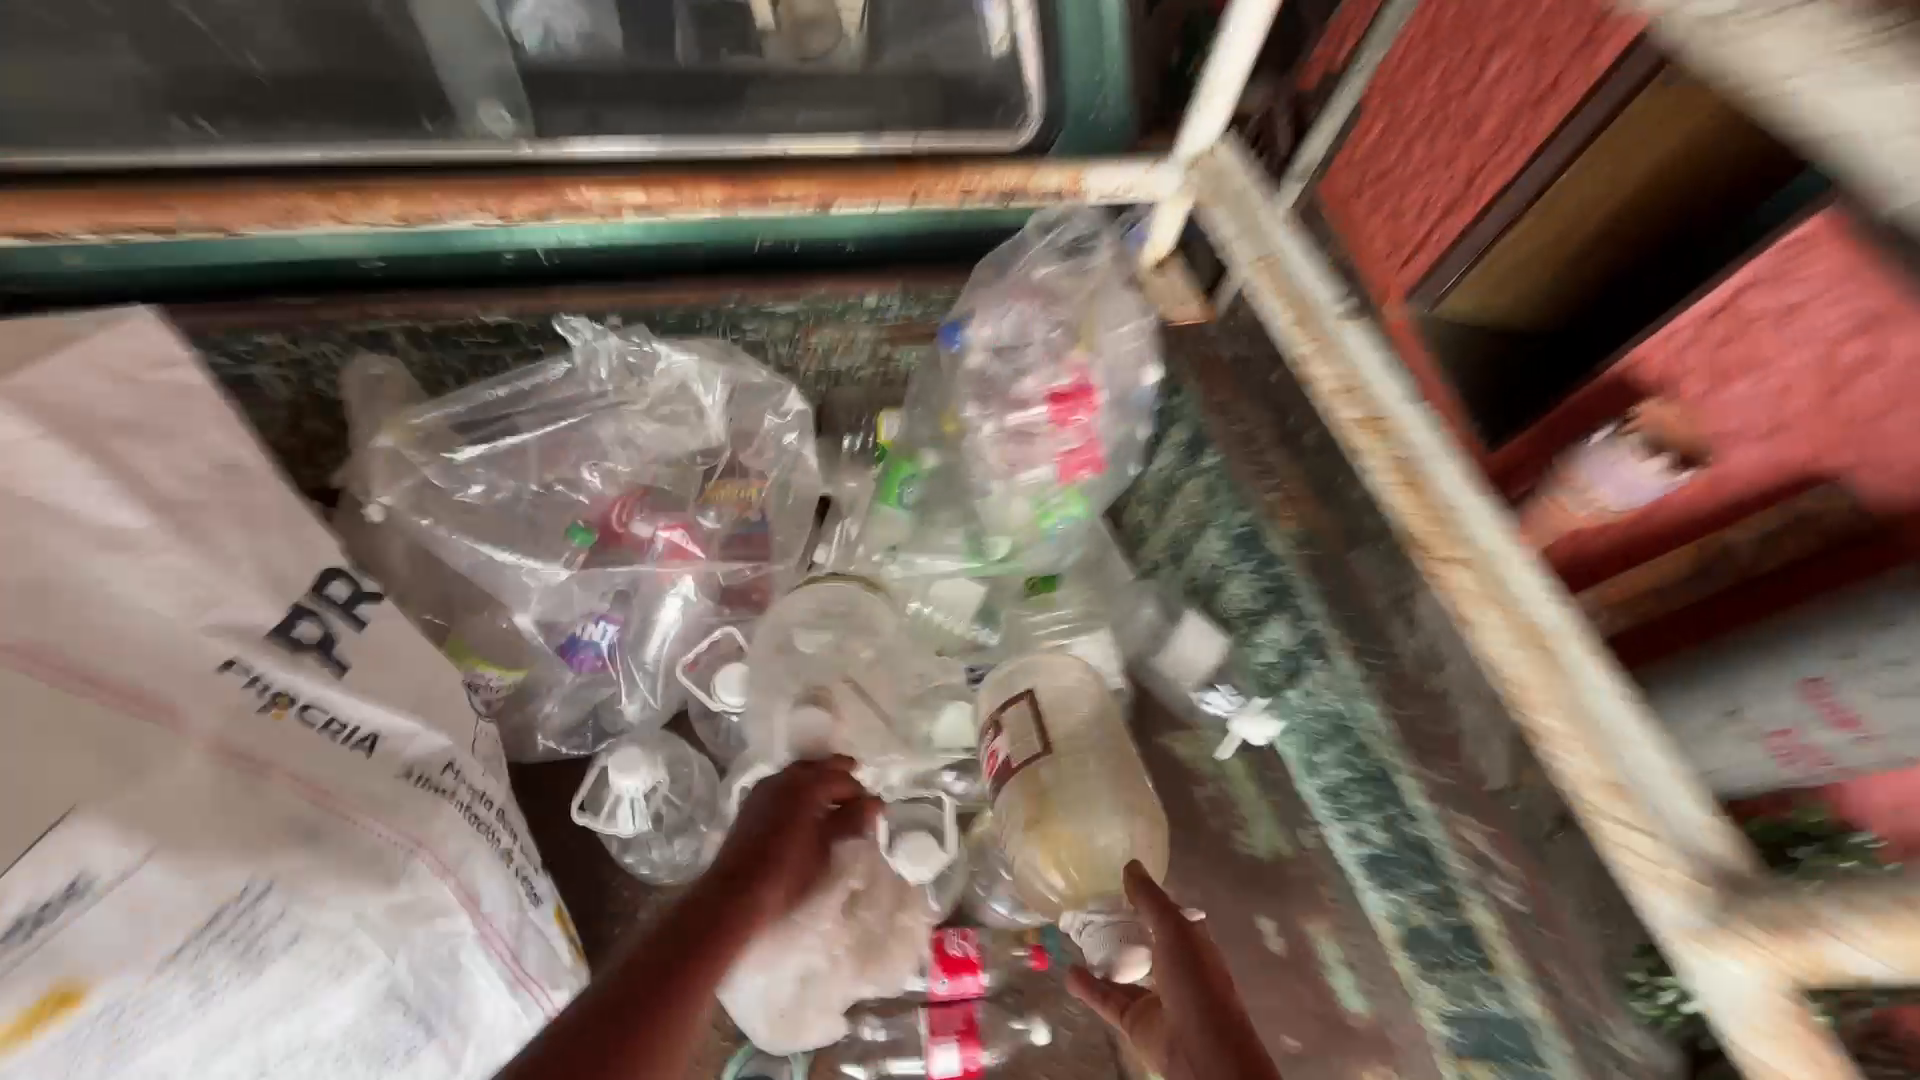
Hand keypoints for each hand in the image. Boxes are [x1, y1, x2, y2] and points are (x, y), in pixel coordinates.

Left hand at [702, 756, 879, 928]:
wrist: (735, 894)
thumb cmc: (787, 874)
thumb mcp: (825, 848)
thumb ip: (850, 820)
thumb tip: (875, 803)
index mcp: (808, 786)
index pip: (844, 780)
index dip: (861, 794)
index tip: (873, 811)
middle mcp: (786, 778)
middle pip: (821, 766)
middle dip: (841, 776)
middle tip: (858, 794)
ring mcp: (766, 787)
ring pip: (800, 771)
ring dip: (819, 779)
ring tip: (834, 800)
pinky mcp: (753, 801)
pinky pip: (783, 782)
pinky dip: (800, 787)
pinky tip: (805, 807)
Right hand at [1067, 862, 1283, 1079]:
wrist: (1204, 1052)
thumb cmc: (1196, 982)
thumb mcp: (1175, 930)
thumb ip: (1150, 900)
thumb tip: (1130, 865)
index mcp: (1190, 943)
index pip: (1166, 915)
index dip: (1145, 900)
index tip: (1117, 884)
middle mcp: (1174, 967)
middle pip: (1141, 940)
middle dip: (1116, 926)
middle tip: (1086, 908)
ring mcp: (1155, 996)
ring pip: (1123, 970)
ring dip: (1100, 955)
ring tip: (1073, 936)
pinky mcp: (1136, 1021)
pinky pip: (1108, 999)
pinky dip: (1089, 987)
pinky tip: (1069, 973)